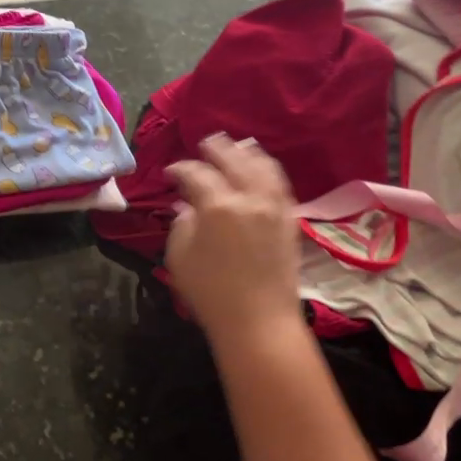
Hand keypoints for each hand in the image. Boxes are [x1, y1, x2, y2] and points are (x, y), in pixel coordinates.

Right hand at [164, 134, 302, 337]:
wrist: (257, 319)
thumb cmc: (209, 291)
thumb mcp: (179, 257)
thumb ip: (182, 225)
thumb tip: (187, 208)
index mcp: (217, 206)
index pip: (196, 174)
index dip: (181, 169)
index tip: (170, 172)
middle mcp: (249, 198)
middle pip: (234, 161)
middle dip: (218, 150)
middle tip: (206, 142)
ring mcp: (274, 207)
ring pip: (264, 168)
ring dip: (248, 154)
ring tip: (239, 146)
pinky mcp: (289, 220)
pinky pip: (280, 185)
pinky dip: (268, 171)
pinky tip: (261, 170)